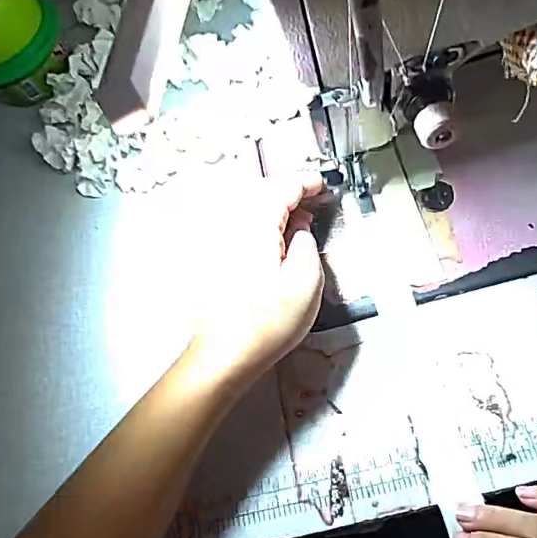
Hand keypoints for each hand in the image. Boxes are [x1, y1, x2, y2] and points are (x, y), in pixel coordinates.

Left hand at [180, 173, 325, 391]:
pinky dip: (261, 227)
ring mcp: (218, 243)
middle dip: (290, 194)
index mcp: (254, 225)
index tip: (322, 186)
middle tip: (314, 203)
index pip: (283, 186)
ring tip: (297, 227)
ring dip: (275, 210)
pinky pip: (240, 228)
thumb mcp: (307, 280)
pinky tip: (274, 246)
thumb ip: (307, 243)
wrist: (224, 354)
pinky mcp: (214, 260)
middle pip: (262, 193)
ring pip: (249, 210)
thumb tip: (301, 230)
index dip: (307, 183)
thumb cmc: (263, 324)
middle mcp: (230, 227)